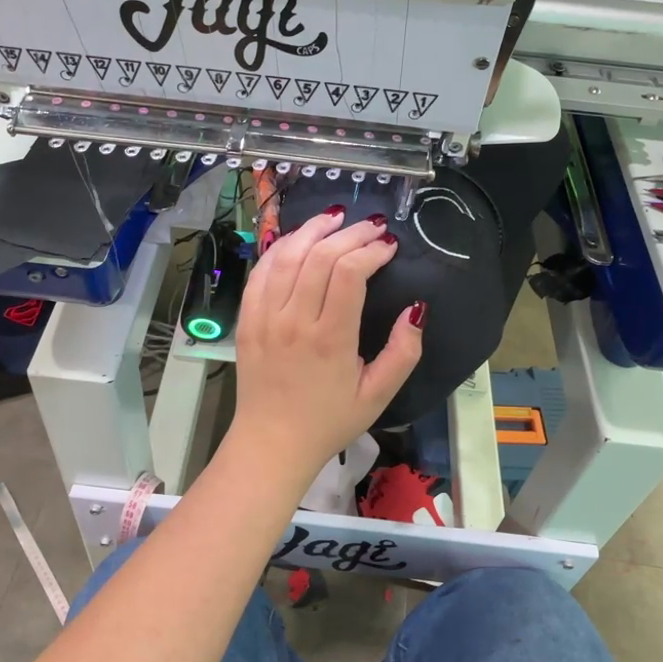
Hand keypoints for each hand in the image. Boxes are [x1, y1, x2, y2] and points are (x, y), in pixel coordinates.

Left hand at [227, 207, 423, 477]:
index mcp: (330, 340)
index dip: (371, 250)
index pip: (349, 273)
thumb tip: (415, 309)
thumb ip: (402, 353)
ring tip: (335, 218)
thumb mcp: (378, 396)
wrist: (272, 443)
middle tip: (372, 226)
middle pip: (320, 256)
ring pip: (286, 256)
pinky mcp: (247, 319)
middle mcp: (294, 322)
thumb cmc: (329, 420)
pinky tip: (297, 240)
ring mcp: (265, 318)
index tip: (389, 247)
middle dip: (350, 233)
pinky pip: (260, 272)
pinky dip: (279, 249)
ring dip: (312, 230)